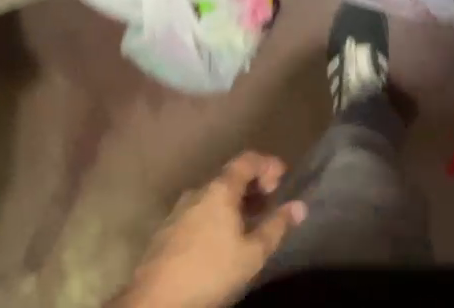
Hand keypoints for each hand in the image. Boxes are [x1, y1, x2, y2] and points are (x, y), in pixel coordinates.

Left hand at [114, 152, 306, 307]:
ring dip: (234, 203)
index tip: (283, 180)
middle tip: (270, 204)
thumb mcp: (252, 255)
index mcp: (219, 189)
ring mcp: (178, 210)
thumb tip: (300, 206)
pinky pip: (198, 212)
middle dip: (253, 186)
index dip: (268, 164)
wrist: (154, 303)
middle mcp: (197, 192)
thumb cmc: (209, 273)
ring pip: (212, 196)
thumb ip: (277, 227)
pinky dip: (216, 216)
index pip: (247, 160)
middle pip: (229, 177)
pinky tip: (221, 241)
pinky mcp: (166, 231)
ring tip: (249, 225)